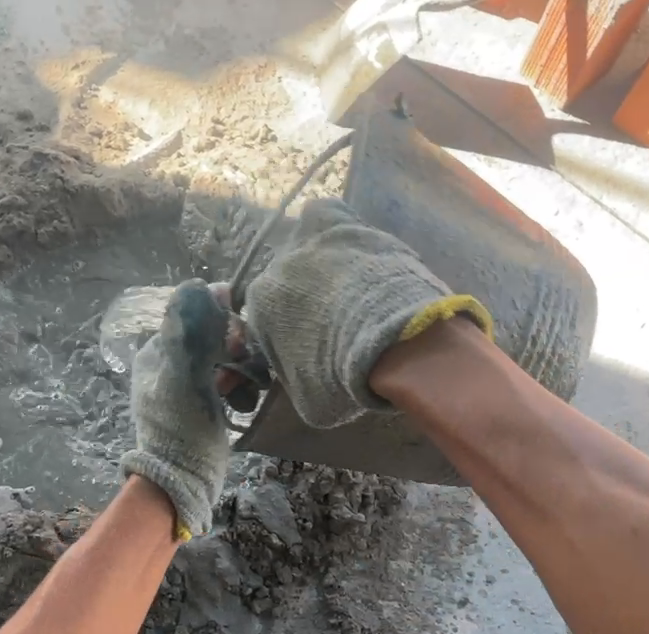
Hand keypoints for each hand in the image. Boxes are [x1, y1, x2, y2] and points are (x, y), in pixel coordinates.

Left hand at [120, 279, 233, 539]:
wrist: (181, 484)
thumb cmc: (182, 432)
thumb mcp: (186, 377)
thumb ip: (191, 332)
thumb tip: (201, 286)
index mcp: (157, 353)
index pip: (193, 315)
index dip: (221, 318)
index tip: (242, 335)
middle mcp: (167, 365)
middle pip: (209, 336)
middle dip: (235, 344)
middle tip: (251, 363)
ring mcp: (184, 387)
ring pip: (220, 359)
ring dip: (241, 365)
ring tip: (255, 382)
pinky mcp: (200, 407)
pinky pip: (223, 382)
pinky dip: (238, 384)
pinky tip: (248, 396)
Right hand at [243, 199, 492, 429]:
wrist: (389, 344)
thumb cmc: (343, 381)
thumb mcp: (310, 403)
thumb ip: (296, 381)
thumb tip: (301, 377)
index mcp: (260, 311)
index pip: (269, 317)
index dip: (293, 332)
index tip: (316, 345)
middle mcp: (273, 270)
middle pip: (289, 280)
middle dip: (310, 298)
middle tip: (342, 319)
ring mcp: (304, 241)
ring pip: (307, 248)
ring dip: (323, 264)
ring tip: (356, 287)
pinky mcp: (336, 220)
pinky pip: (328, 216)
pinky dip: (337, 227)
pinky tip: (360, 248)